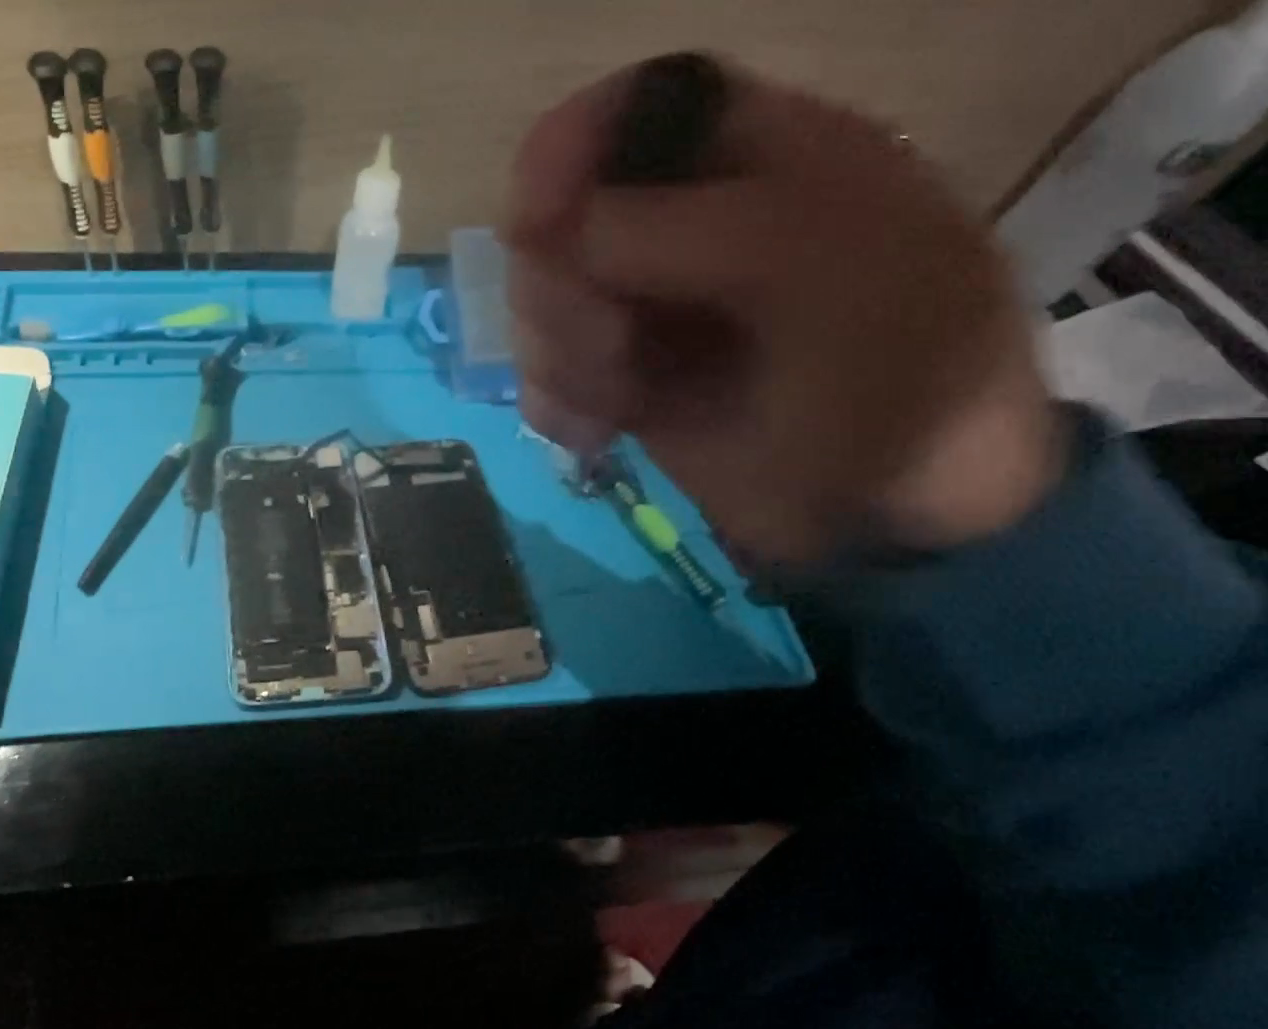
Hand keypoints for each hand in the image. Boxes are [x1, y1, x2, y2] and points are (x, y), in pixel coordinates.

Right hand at [503, 58, 1065, 565]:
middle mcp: (697, 225)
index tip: (533, 216)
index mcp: (769, 163)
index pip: (644, 107)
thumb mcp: (822, 275)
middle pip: (569, 209)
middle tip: (607, 343)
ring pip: (545, 291)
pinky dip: (552, 398)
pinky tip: (590, 431)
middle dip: (563, 280)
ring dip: (558, 348)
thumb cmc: (895, 383)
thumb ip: (690, 229)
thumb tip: (557, 231)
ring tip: (610, 399)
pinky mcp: (627, 379)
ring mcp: (655, 307)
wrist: (896, 521)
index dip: (574, 142)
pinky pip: (547, 366)